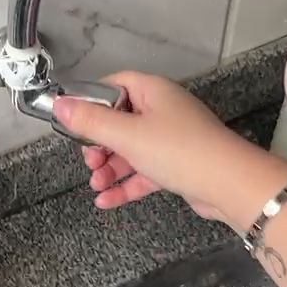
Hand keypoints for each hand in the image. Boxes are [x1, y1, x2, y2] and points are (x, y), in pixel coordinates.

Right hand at [53, 71, 286, 229]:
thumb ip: (90, 121)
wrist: (227, 184)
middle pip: (119, 122)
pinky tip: (105, 201)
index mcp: (152, 92)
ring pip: (130, 151)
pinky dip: (125, 184)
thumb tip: (59, 104)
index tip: (73, 121)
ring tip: (96, 185)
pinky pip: (143, 172)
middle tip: (89, 161)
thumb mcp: (126, 135)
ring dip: (109, 168)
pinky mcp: (176, 166)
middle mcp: (162, 111)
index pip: (114, 85)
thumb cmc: (177, 150)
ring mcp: (170, 140)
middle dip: (99, 144)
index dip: (91, 101)